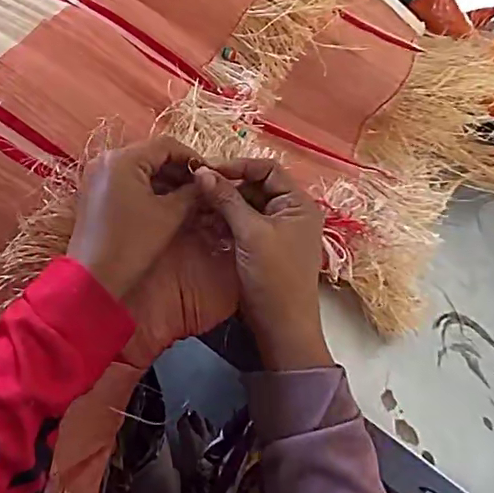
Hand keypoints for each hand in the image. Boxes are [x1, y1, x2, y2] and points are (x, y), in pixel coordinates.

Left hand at [67, 137, 201, 298]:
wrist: (93, 277)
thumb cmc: (132, 243)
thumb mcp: (169, 215)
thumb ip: (191, 192)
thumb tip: (206, 181)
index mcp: (122, 159)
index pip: (166, 145)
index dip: (192, 157)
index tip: (211, 175)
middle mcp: (105, 160)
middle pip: (150, 154)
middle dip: (178, 170)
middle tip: (201, 189)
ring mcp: (96, 175)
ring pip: (138, 168)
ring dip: (164, 180)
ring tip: (188, 198)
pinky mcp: (93, 191)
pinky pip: (125, 180)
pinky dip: (146, 188)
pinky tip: (165, 204)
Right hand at [193, 160, 333, 370]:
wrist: (281, 326)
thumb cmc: (274, 276)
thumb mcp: (249, 233)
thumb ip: (226, 199)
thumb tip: (202, 171)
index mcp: (298, 204)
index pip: (267, 169)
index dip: (237, 166)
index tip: (207, 171)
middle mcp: (289, 212)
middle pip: (253, 185)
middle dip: (225, 186)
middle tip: (195, 188)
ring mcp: (276, 229)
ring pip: (244, 203)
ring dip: (220, 203)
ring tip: (196, 207)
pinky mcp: (262, 244)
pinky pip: (240, 221)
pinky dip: (223, 220)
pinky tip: (203, 224)